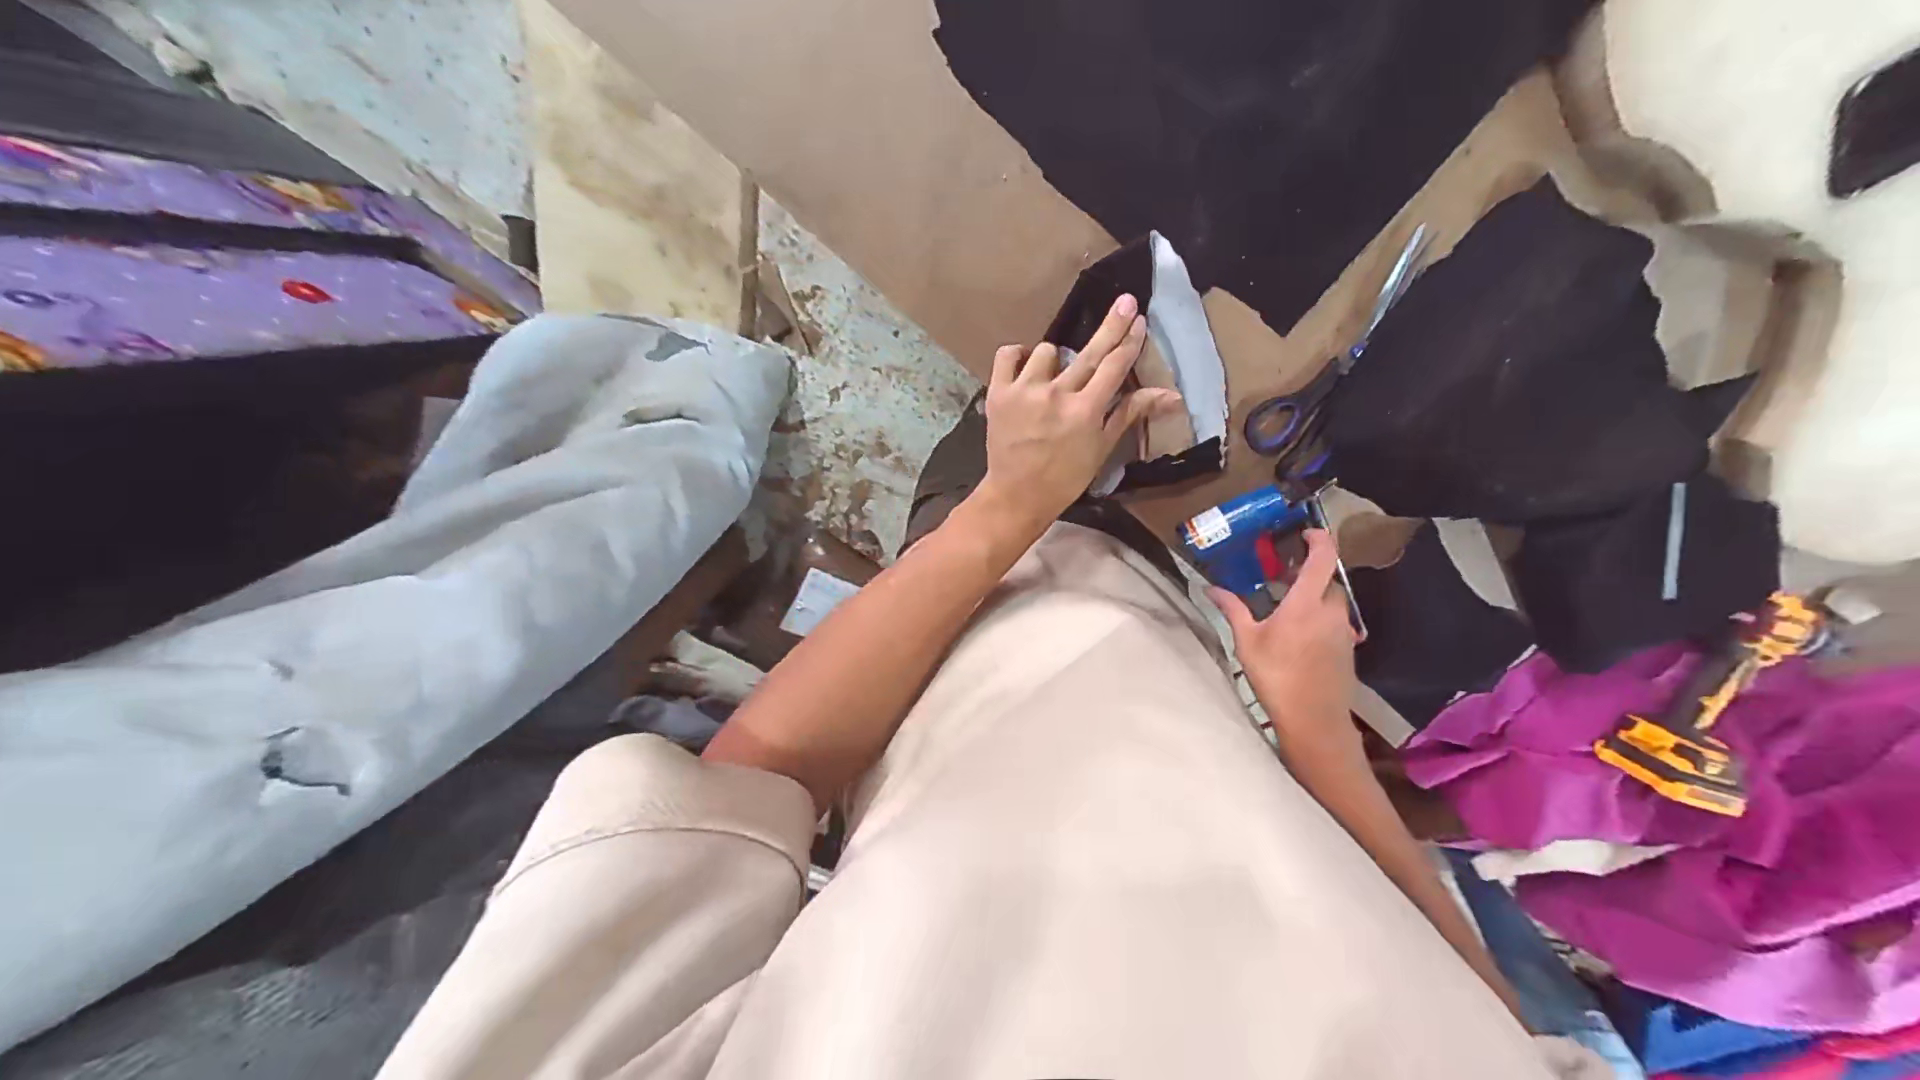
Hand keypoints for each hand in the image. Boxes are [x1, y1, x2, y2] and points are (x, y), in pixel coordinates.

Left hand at [974, 293, 1181, 532]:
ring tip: (1054, 380)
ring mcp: (1025, 391)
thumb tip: (1173, 396)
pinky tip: (1026, 364)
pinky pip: (1008, 355)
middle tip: (1126, 302)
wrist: (1017, 495)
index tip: (1138, 319)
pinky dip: (1017, 355)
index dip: (1129, 341)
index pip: (1114, 365)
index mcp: (1086, 410)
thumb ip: (1130, 413)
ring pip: (1047, 351)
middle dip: (1112, 325)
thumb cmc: (1065, 477)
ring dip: (1056, 360)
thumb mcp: (1102, 447)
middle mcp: (1057, 394)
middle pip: (1090, 352)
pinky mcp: (999, 393)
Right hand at [1210, 529, 1360, 755]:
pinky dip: (1320, 617)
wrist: (1314, 720)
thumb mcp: (1247, 642)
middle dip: (1309, 574)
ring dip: (1314, 597)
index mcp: (1306, 603)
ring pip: (1332, 601)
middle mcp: (1331, 611)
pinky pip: (1335, 620)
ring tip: (1287, 607)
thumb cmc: (1276, 677)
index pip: (1323, 558)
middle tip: (1282, 578)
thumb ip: (1233, 609)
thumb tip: (1211, 588)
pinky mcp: (1348, 647)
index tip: (1305, 532)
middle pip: (1328, 579)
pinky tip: (1298, 635)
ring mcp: (1343, 630)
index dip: (1319, 538)